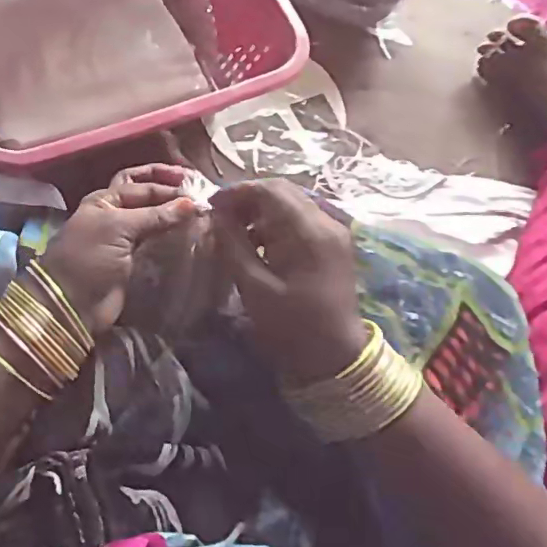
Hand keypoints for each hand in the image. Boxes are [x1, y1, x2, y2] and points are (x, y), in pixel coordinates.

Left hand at [39, 164, 200, 332]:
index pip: (141, 185)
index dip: (167, 184)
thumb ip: (155, 215)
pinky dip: (172, 237)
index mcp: (104, 201)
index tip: (197, 188)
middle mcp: (114, 216)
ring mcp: (124, 239)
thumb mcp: (118, 228)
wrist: (73, 303)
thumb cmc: (89, 257)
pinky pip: (156, 243)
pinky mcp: (134, 261)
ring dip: (174, 215)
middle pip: (146, 198)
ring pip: (154, 220)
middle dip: (170, 192)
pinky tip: (191, 234)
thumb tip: (192, 203)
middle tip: (200, 192)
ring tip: (202, 211)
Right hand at [210, 179, 368, 384]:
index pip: (270, 190)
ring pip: (291, 202)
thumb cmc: (291, 325)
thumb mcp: (254, 286)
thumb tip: (216, 215)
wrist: (335, 356)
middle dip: (248, 198)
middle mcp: (326, 222)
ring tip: (234, 230)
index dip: (236, 192)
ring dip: (260, 210)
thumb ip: (233, 245)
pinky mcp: (332, 242)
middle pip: (282, 191)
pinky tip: (257, 241)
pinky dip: (275, 222)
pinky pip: (300, 218)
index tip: (211, 207)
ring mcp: (333, 231)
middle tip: (220, 216)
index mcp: (308, 232)